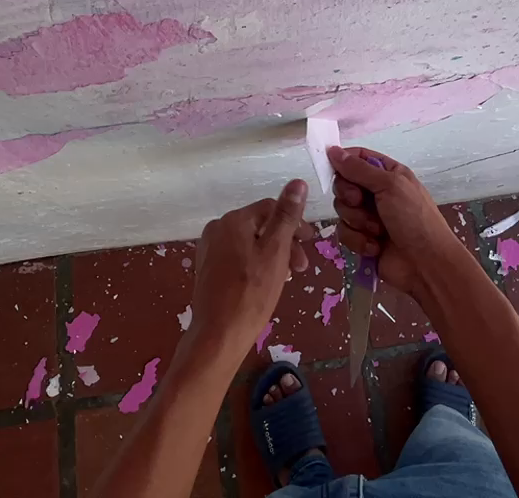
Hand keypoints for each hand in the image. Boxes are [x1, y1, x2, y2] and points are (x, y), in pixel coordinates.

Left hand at [186, 180, 314, 361]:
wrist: (218, 336)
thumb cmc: (251, 293)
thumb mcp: (276, 252)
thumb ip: (286, 216)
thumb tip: (297, 182)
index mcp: (233, 220)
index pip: (270, 208)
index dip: (294, 223)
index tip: (309, 243)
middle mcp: (217, 228)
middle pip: (260, 225)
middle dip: (284, 242)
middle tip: (301, 268)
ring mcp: (210, 249)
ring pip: (250, 242)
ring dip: (272, 255)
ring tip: (286, 278)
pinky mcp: (208, 268)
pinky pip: (238, 256)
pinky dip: (256, 264)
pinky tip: (265, 283)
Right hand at [328, 146, 467, 296]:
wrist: (426, 265)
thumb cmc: (414, 218)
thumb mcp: (390, 186)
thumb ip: (359, 169)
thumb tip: (333, 150)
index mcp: (388, 173)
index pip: (357, 158)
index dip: (343, 161)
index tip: (333, 168)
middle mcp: (376, 192)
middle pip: (344, 184)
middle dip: (349, 195)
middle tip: (360, 201)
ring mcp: (368, 216)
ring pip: (342, 210)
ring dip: (358, 221)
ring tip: (377, 230)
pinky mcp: (362, 239)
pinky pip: (344, 232)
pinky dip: (359, 240)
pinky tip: (375, 246)